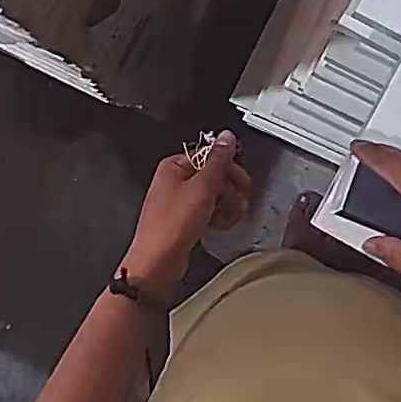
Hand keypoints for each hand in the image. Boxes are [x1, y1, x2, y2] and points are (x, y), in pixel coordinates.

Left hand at [124, 131, 252, 296]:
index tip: (243, 183)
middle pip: (214, 175)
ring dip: (226, 205)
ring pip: (213, 195)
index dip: (230, 170)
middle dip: (230, 190)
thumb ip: (218, 161)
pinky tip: (219, 224)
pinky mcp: (184, 219)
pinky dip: (217, 216)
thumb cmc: (170, 227)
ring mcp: (179, 201)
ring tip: (228, 216)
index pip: (211, 156)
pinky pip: (207, 211)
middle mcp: (174, 180)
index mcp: (174, 166)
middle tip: (239, 201)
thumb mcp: (202, 188)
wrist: (157, 263)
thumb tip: (227, 137)